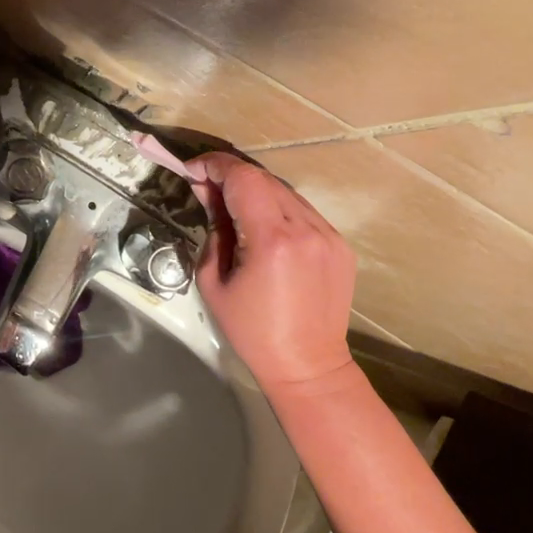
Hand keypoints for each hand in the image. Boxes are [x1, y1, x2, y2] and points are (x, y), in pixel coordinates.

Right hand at [179, 150, 356, 391]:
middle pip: (263, 178)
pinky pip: (302, 211)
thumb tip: (209, 195)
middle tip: (205, 188)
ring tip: (232, 206)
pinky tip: (262, 225)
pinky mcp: (340, 245)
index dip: (214, 165)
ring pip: (284, 191)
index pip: (242, 178)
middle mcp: (305, 229)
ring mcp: (328, 236)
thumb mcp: (213, 280)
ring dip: (254, 190)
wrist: (308, 366)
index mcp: (271, 240)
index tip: (192, 169)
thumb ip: (213, 230)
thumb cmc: (251, 330)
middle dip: (230, 176)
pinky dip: (276, 207)